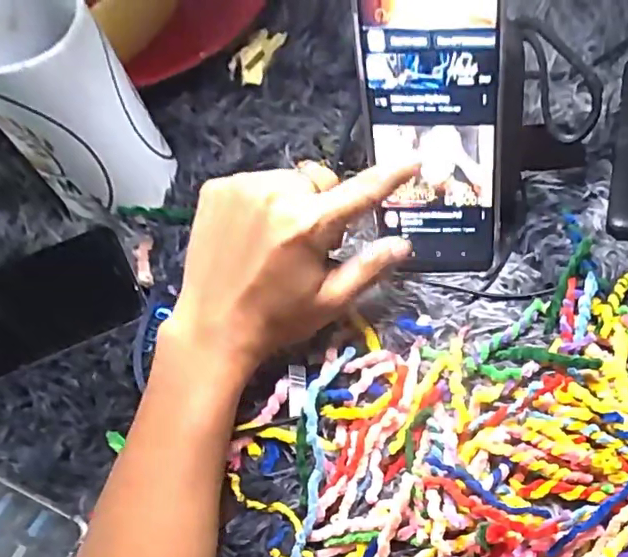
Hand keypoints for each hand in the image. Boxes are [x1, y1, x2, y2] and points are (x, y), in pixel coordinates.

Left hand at [159, 160, 418, 390]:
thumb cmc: (279, 320)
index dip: (390, 176)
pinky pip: (257, 183)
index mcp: (308, 225)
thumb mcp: (331, 301)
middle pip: (320, 183)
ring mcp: (242, 186)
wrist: (214, 327)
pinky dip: (265, 202)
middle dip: (326, 207)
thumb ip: (369, 268)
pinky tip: (255, 236)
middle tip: (314, 247)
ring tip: (280, 242)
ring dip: (295, 203)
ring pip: (289, 181)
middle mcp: (276, 193)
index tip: (413, 159)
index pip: (360, 192)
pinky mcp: (217, 188)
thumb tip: (403, 245)